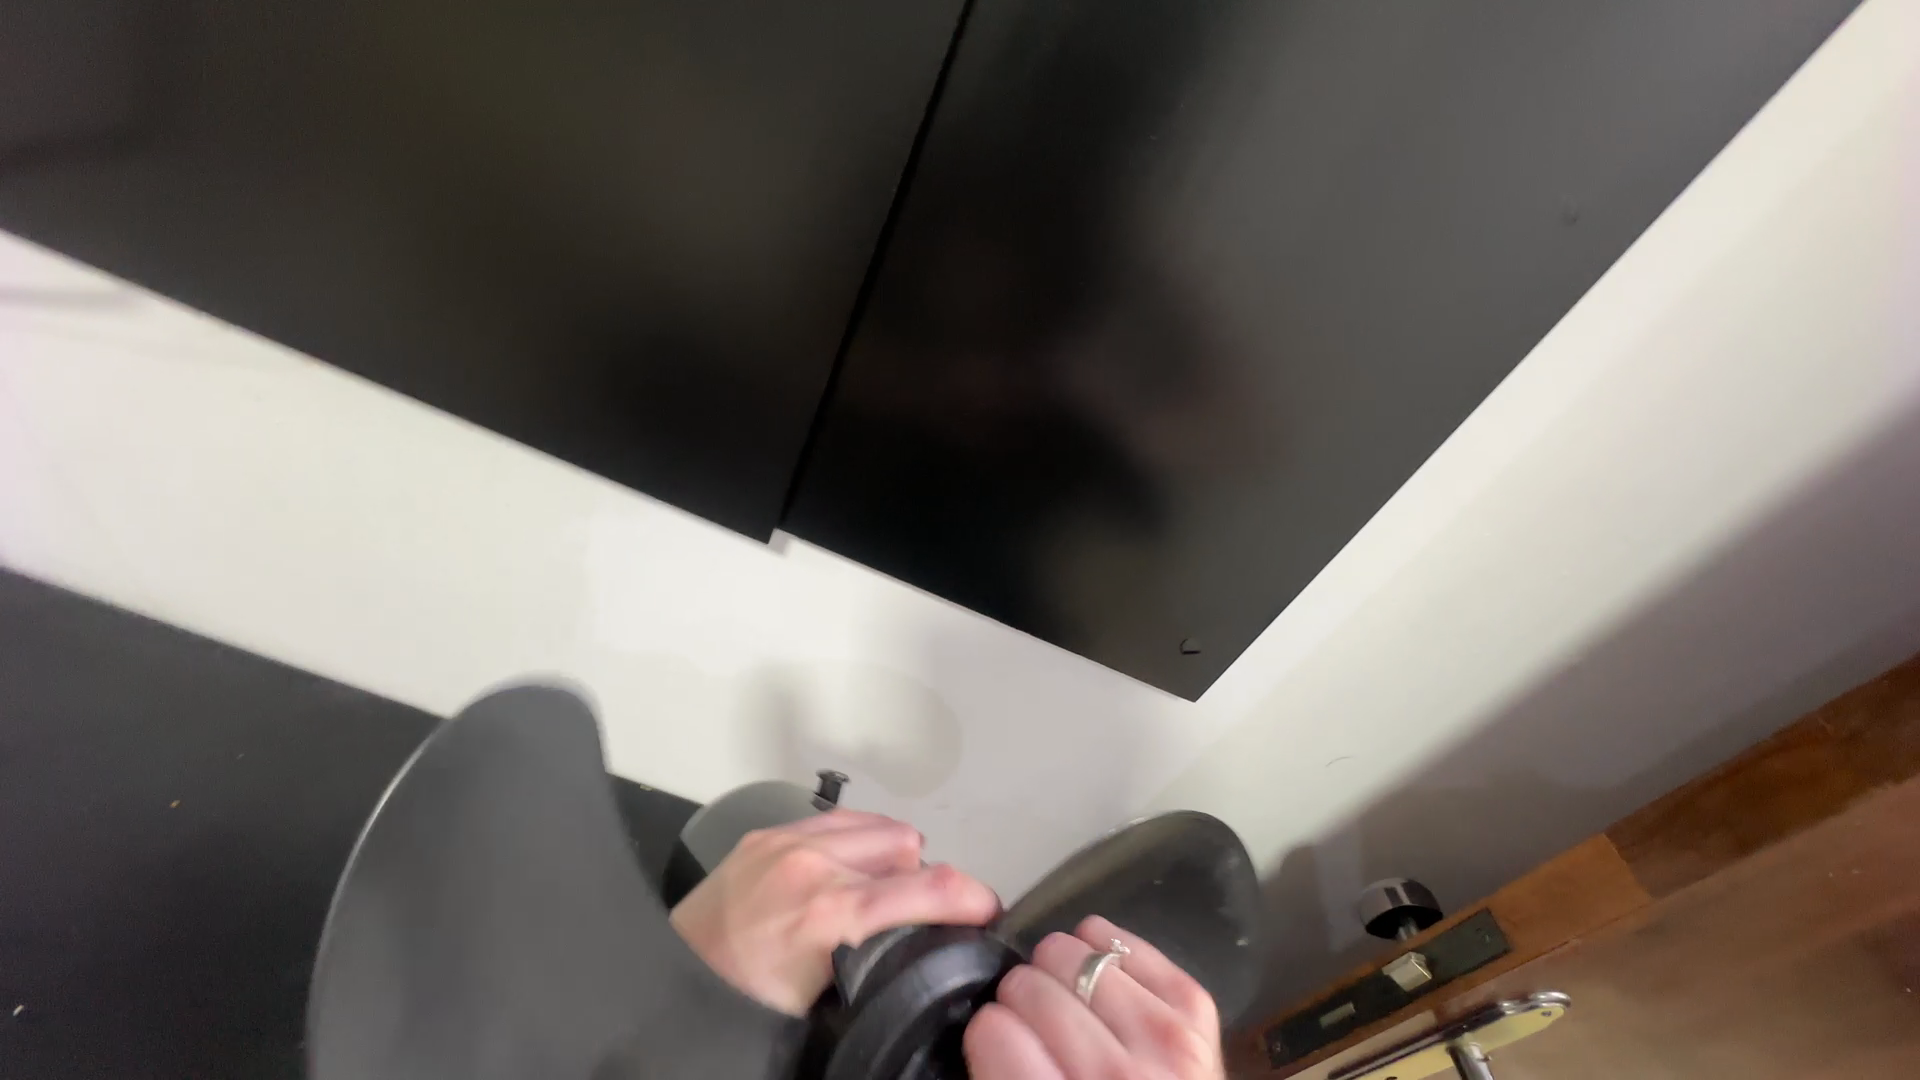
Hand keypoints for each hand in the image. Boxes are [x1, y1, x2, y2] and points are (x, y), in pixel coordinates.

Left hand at [668, 809, 1000, 1014]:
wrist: (673, 979)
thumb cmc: (741, 1001)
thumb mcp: (819, 1002)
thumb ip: (875, 964)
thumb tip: (917, 950)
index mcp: (829, 914)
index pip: (925, 889)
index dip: (968, 897)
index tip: (986, 906)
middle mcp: (813, 865)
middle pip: (907, 846)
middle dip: (922, 878)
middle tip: (917, 909)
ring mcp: (789, 841)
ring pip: (877, 825)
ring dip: (892, 853)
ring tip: (884, 885)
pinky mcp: (770, 831)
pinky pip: (838, 818)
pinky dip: (858, 837)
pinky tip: (852, 861)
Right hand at [964, 916, 1224, 1079]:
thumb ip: (1000, 1073)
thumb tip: (983, 1023)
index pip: (992, 1029)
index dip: (988, 1036)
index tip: (997, 1048)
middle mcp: (1119, 1075)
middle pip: (1027, 983)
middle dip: (1020, 1002)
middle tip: (1035, 1031)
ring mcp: (1165, 1035)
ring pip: (1067, 949)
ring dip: (1058, 974)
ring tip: (1069, 1008)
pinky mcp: (1192, 1004)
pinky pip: (1116, 937)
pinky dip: (1100, 952)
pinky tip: (1102, 991)